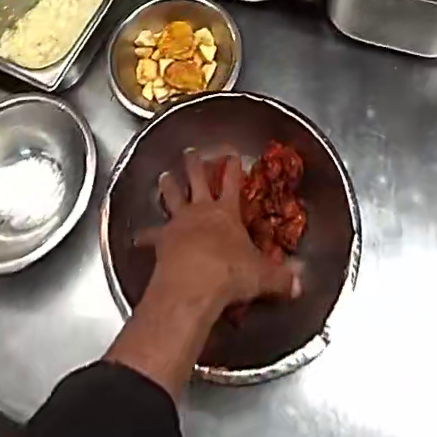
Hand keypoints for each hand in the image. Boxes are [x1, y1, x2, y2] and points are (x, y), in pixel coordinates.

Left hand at [137, 148, 300, 311]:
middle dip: (195, 164)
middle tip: (190, 151)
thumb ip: (280, 278)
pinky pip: (150, 234)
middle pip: (197, 180)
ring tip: (164, 176)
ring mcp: (179, 223)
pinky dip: (144, 234)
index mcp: (227, 212)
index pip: (232, 183)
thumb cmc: (229, 274)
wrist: (192, 285)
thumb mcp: (261, 276)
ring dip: (169, 186)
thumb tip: (300, 284)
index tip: (232, 153)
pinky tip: (136, 235)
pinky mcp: (161, 240)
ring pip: (173, 197)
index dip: (233, 167)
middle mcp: (202, 211)